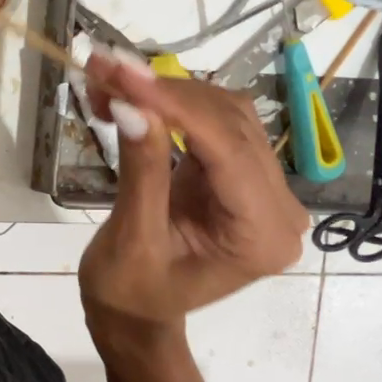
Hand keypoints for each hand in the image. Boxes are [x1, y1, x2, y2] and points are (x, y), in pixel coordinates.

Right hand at [78, 51, 307, 334]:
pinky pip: (211, 127)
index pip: (226, 150)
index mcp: (261, 234)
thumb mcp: (131, 238)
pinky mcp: (238, 177)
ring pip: (222, 116)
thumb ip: (142, 173)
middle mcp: (279, 207)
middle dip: (164, 91)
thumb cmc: (129, 291)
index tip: (123, 74)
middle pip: (230, 125)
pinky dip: (169, 106)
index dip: (175, 106)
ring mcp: (262, 190)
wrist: (134, 315)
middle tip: (103, 66)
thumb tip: (131, 108)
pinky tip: (129, 95)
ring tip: (107, 78)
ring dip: (165, 92)